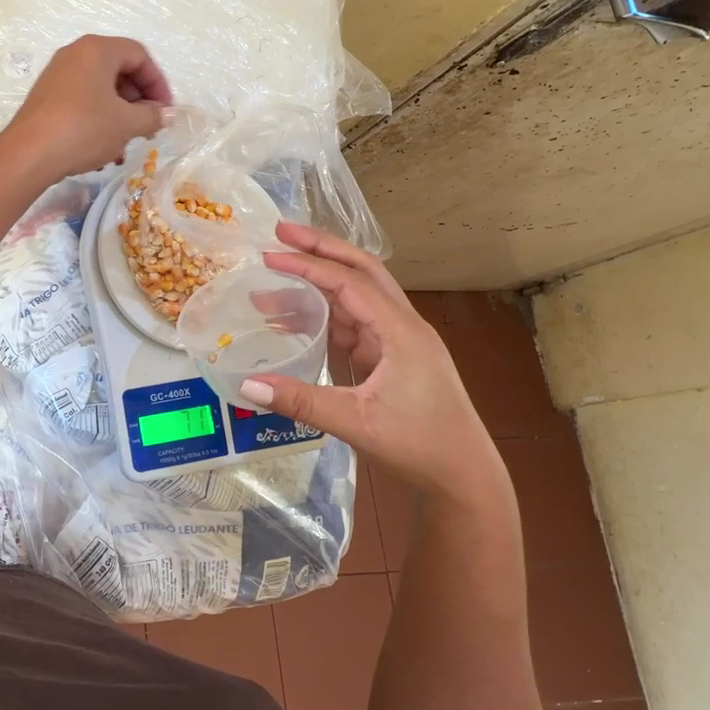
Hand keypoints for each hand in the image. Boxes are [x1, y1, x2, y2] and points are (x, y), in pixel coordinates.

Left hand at [0, 35, 171, 182]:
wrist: (28, 155)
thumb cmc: (83, 129)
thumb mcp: (126, 123)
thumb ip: (152, 116)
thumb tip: (167, 114)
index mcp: (96, 49)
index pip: (139, 55)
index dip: (158, 83)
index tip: (165, 111)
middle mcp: (74, 56)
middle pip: (118, 73)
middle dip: (137, 104)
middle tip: (147, 129)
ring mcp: (56, 78)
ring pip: (99, 94)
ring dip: (117, 120)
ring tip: (123, 149)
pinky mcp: (45, 101)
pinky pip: (80, 106)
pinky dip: (96, 124)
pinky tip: (100, 155)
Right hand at [235, 222, 508, 505]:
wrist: (462, 475)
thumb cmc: (419, 445)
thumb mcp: (355, 423)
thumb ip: (301, 401)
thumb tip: (247, 386)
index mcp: (402, 333)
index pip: (350, 283)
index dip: (309, 265)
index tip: (270, 254)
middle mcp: (403, 326)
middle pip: (361, 271)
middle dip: (321, 249)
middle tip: (280, 234)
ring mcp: (399, 341)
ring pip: (355, 297)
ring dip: (317, 284)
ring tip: (274, 278)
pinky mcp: (391, 358)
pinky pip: (353, 324)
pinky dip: (322, 314)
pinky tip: (293, 321)